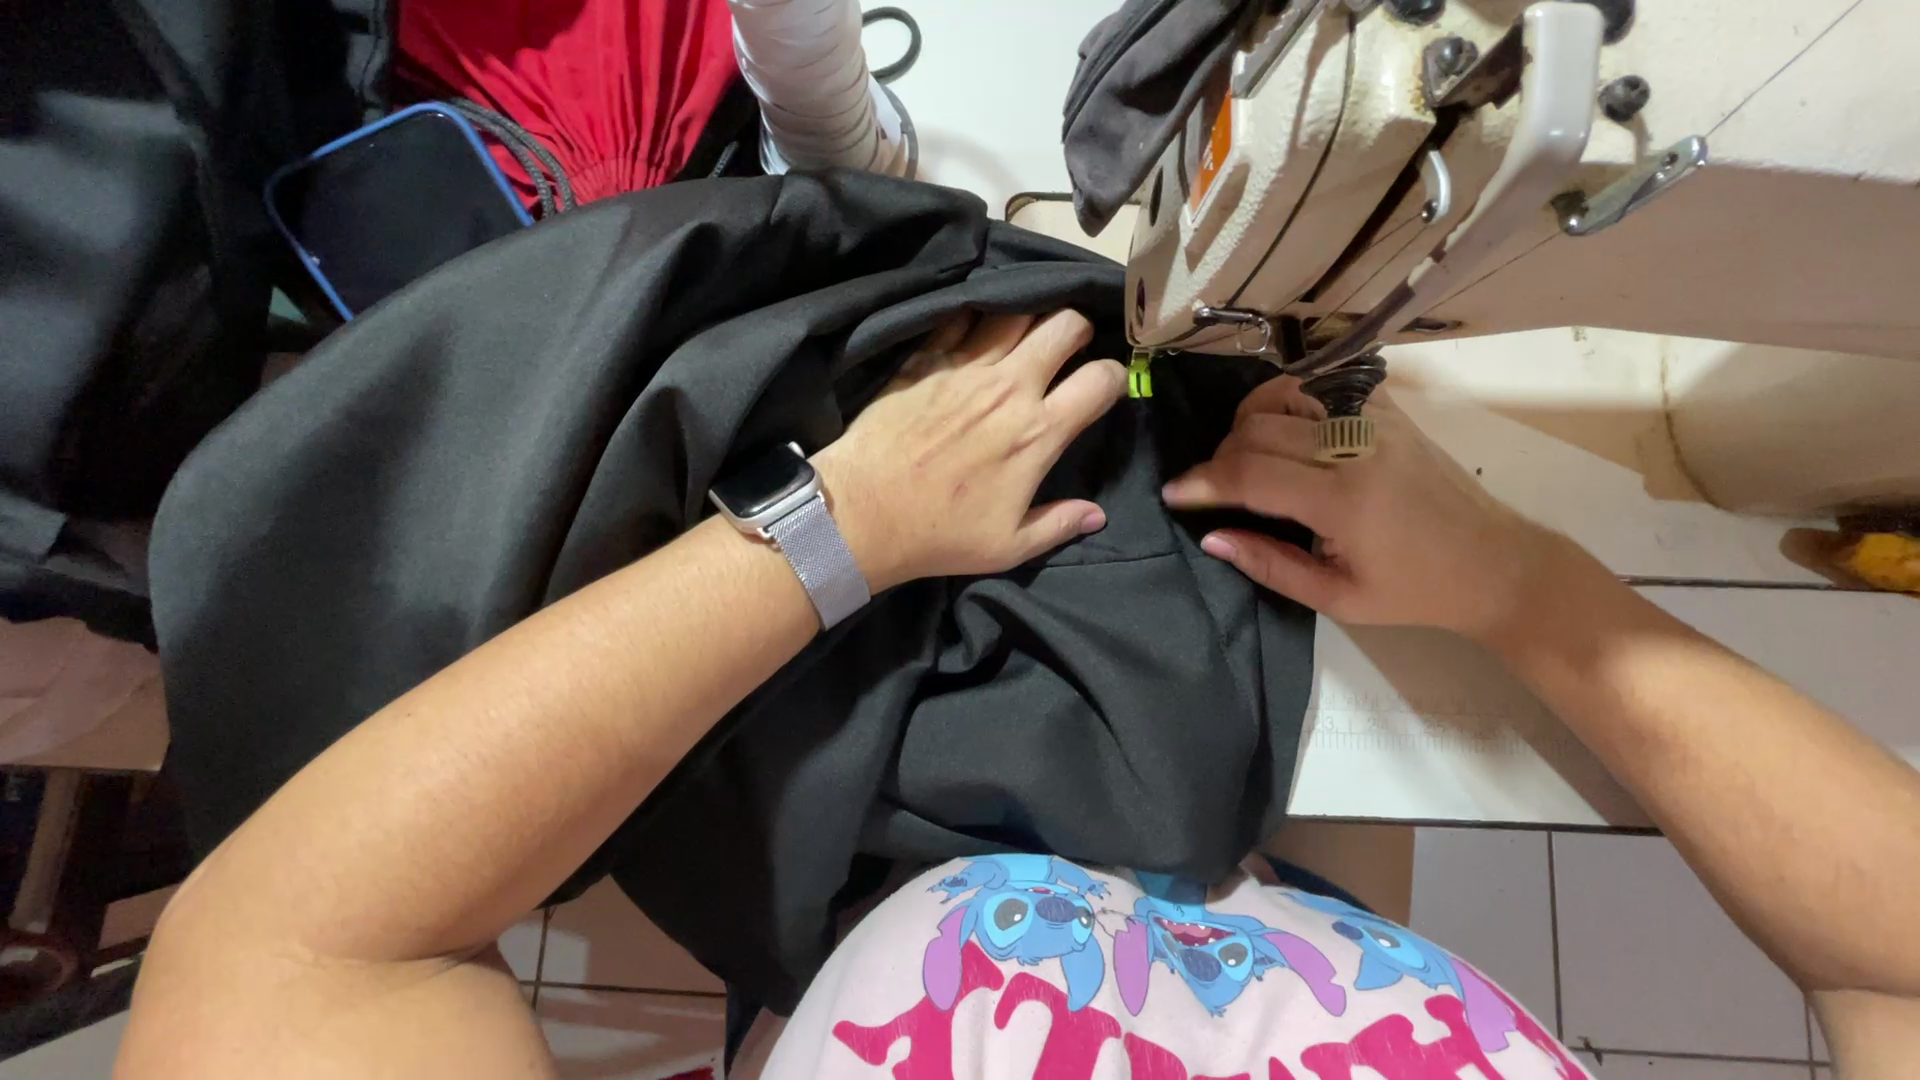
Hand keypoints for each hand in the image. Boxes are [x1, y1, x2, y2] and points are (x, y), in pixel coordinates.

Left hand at [815, 310, 1126, 591]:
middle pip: (1064, 325)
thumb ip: (1059, 525)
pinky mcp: (924, 360)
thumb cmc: (940, 536)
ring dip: (1030, 316)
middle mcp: (1008, 389)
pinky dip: (976, 316)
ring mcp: (964, 368)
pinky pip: (960, 317)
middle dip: (1078, 328)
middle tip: (1069, 346)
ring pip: (1014, 311)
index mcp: (1037, 434)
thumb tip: (1097, 515)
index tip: (1105, 385)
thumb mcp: (1009, 547)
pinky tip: (977, 327)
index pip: (1100, 380)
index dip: (1114, 375)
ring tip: (1026, 333)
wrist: (863, 514)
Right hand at [1160, 376, 1576, 641]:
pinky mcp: (1390, 409)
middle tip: (1213, 488)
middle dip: (1220, 457)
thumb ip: (1269, 565)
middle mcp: (1359, 447)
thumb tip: (1211, 537)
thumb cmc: (1415, 591)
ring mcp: (1377, 419)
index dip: (1203, 482)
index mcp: (1345, 501)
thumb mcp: (1338, 598)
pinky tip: (1280, 428)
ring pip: (1285, 394)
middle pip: (1258, 429)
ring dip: (1249, 420)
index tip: (1173, 493)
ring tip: (1243, 453)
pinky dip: (1286, 399)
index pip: (1251, 475)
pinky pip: (1321, 385)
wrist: (1498, 564)